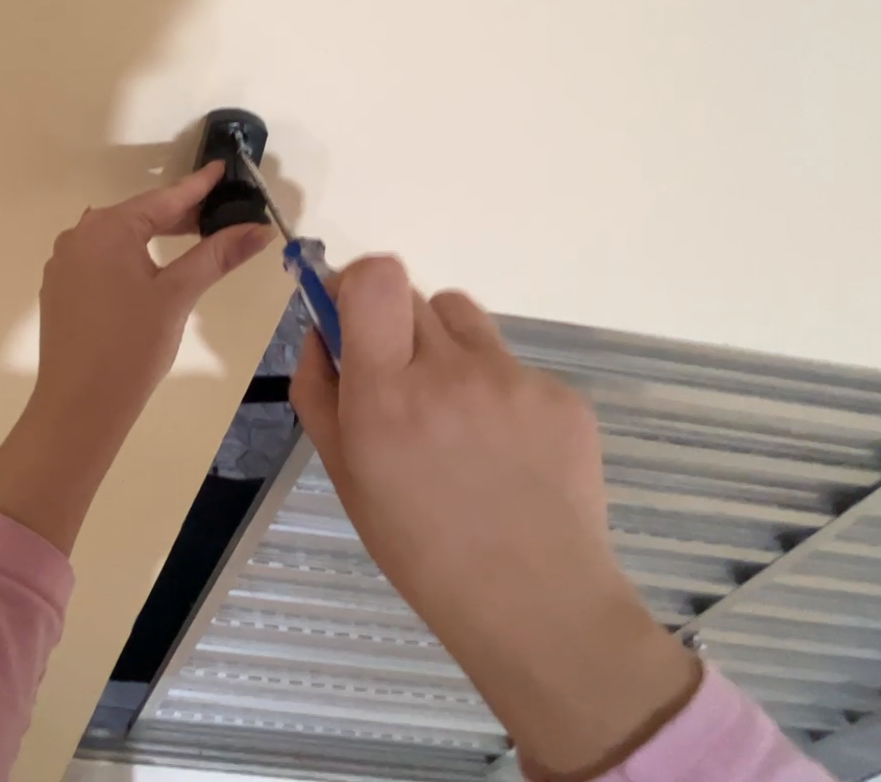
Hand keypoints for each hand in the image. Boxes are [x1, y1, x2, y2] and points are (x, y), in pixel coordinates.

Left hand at [30, 162, 274, 426]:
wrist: (79, 403)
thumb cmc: (132, 345)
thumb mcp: (178, 295)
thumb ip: (216, 256)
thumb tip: (260, 229)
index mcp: (106, 228)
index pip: (163, 199)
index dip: (198, 186)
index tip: (222, 169)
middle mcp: (78, 235)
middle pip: (138, 216)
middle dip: (178, 216)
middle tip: (219, 214)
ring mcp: (63, 262)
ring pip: (118, 239)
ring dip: (153, 237)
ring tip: (192, 241)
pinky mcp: (59, 288)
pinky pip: (100, 260)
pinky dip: (129, 257)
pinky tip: (150, 272)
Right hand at [290, 256, 698, 780]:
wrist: (531, 601)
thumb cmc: (413, 540)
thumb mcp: (341, 468)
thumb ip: (317, 388)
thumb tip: (319, 331)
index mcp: (386, 392)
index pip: (377, 279)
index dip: (357, 279)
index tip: (347, 306)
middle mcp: (450, 371)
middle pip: (412, 294)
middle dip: (391, 323)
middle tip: (395, 376)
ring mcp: (514, 380)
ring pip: (462, 319)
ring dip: (442, 344)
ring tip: (451, 408)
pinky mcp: (563, 396)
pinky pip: (510, 364)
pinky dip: (493, 388)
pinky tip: (501, 446)